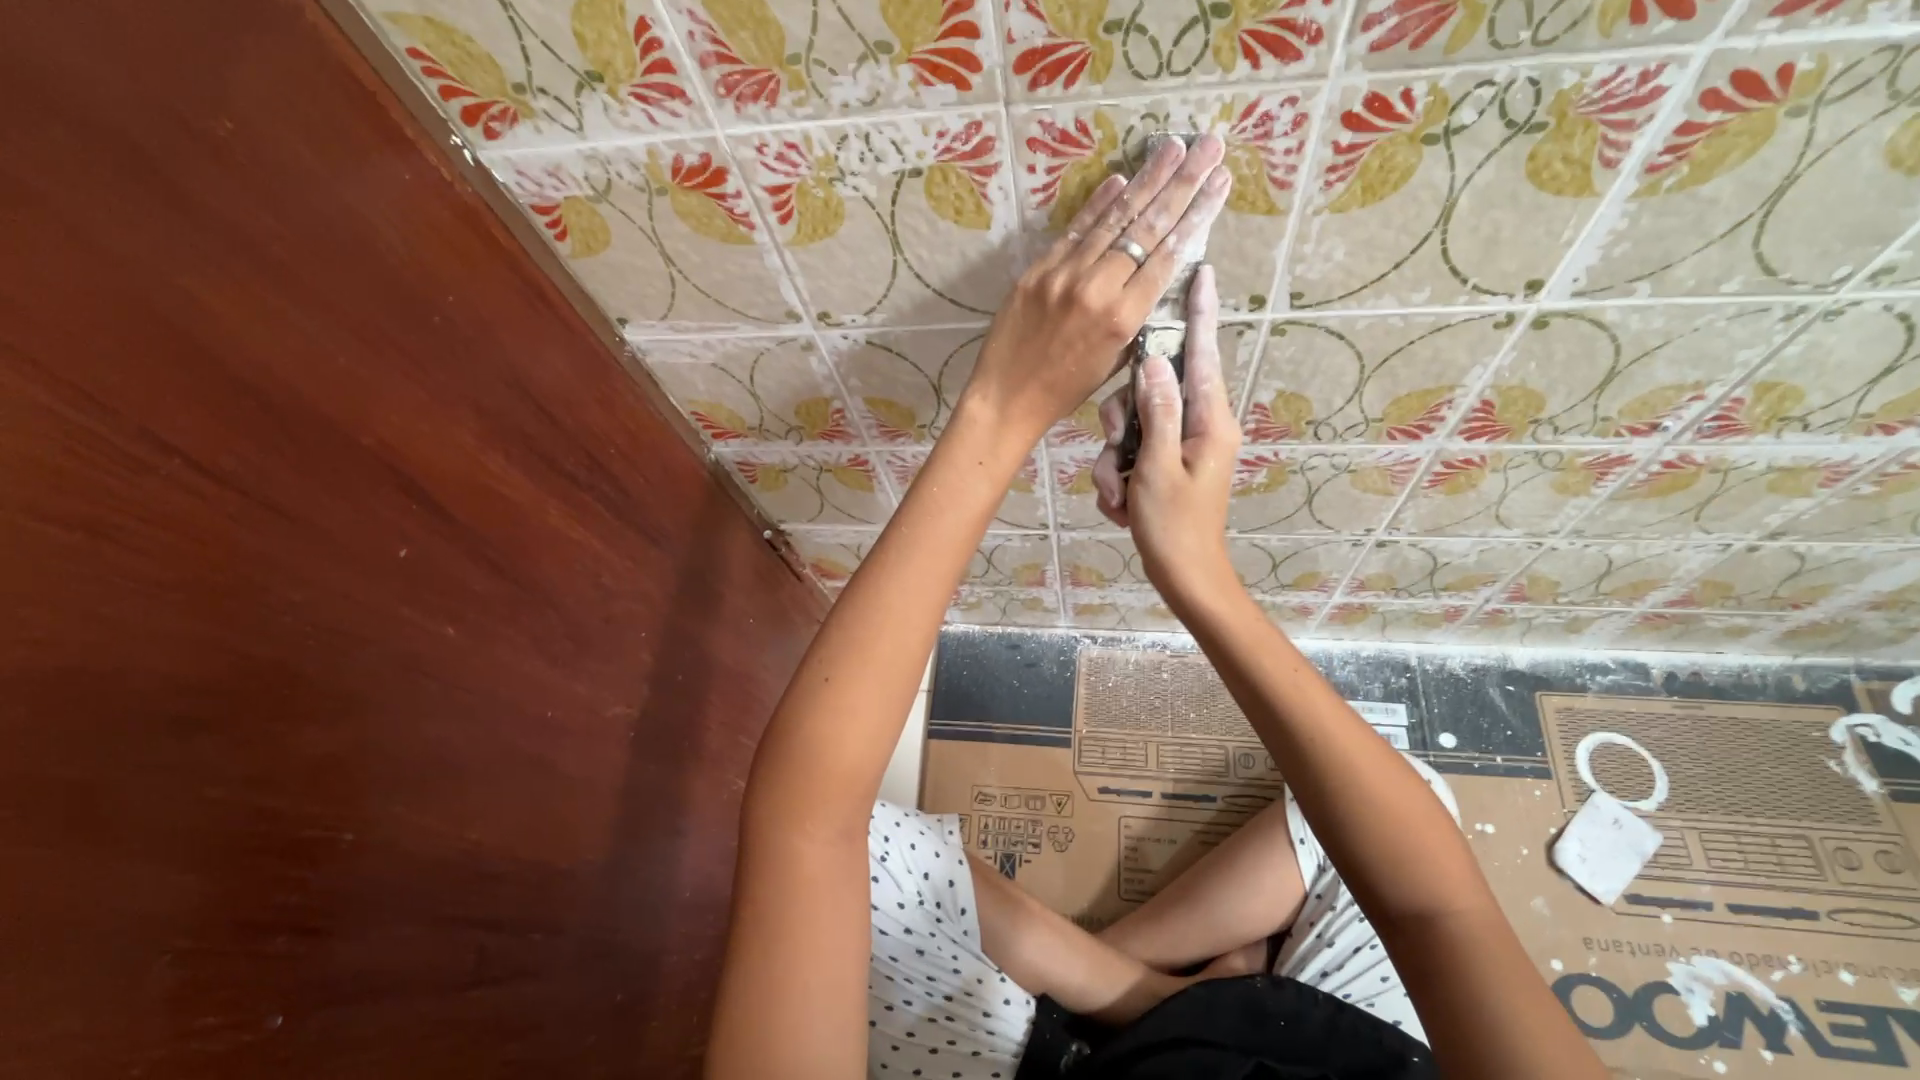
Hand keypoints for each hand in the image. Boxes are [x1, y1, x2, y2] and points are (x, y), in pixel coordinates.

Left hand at [958, 135, 1230, 443]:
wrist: (1007, 397)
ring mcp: (1063, 275)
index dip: (1197, 215)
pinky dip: (1098, 204)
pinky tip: (1121, 178)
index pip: (1169, 256)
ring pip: (1112, 220)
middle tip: (1209, 147)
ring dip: (1147, 180)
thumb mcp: (1116, 358)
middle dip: (1182, 183)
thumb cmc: (1067, 388)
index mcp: (1123, 318)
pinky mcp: (1037, 270)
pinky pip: (1074, 230)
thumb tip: (1159, 270)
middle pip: (1147, 227)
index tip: (1219, 183)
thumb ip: (1139, 314)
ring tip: (1174, 146)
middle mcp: (1097, 289)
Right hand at [1091, 264, 1240, 613]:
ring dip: (1114, 459)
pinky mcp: (1164, 464)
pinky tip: (1121, 503)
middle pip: (1152, 390)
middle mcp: (1201, 426)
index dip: (1199, 312)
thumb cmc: (1174, 526)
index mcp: (1211, 421)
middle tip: (1116, 452)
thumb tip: (1152, 359)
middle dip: (1122, 420)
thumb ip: (1156, 409)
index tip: (1199, 272)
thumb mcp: (1157, 466)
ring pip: (1133, 424)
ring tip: (1119, 493)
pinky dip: (1118, 477)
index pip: (1203, 354)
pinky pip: (1130, 452)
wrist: (1183, 576)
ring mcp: (1181, 446)